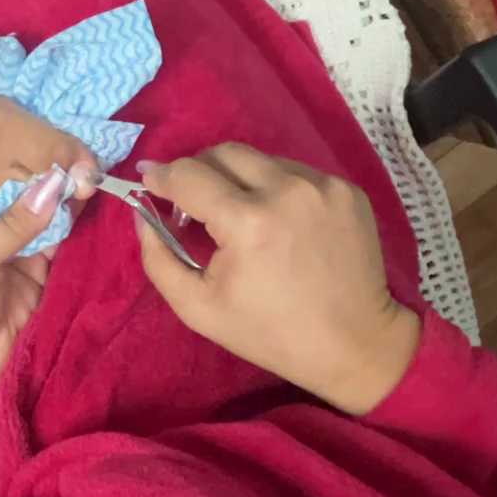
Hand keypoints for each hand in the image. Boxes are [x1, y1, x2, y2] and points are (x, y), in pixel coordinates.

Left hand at [0, 165, 69, 417]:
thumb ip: (13, 224)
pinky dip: (77, 224)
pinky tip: (92, 201)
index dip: (24, 163)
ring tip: (94, 174)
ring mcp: (15, 246)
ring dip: (69, 198)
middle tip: (86, 158)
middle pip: (25, 194)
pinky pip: (61, 239)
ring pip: (46, 214)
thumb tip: (53, 185)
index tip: (58, 145)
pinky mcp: (38, 267)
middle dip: (53, 178)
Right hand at [132, 144, 421, 414]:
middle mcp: (286, 191)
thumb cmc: (269, 332)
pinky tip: (278, 222)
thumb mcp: (197, 307)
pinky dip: (274, 187)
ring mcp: (322, 186)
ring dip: (237, 178)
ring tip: (239, 214)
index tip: (148, 180)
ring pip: (259, 159)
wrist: (354, 344)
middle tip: (192, 201)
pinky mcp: (346, 189)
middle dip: (197, 170)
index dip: (160, 176)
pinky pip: (294, 172)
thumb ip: (158, 257)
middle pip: (222, 152)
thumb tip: (142, 212)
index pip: (188, 175)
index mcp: (247, 223)